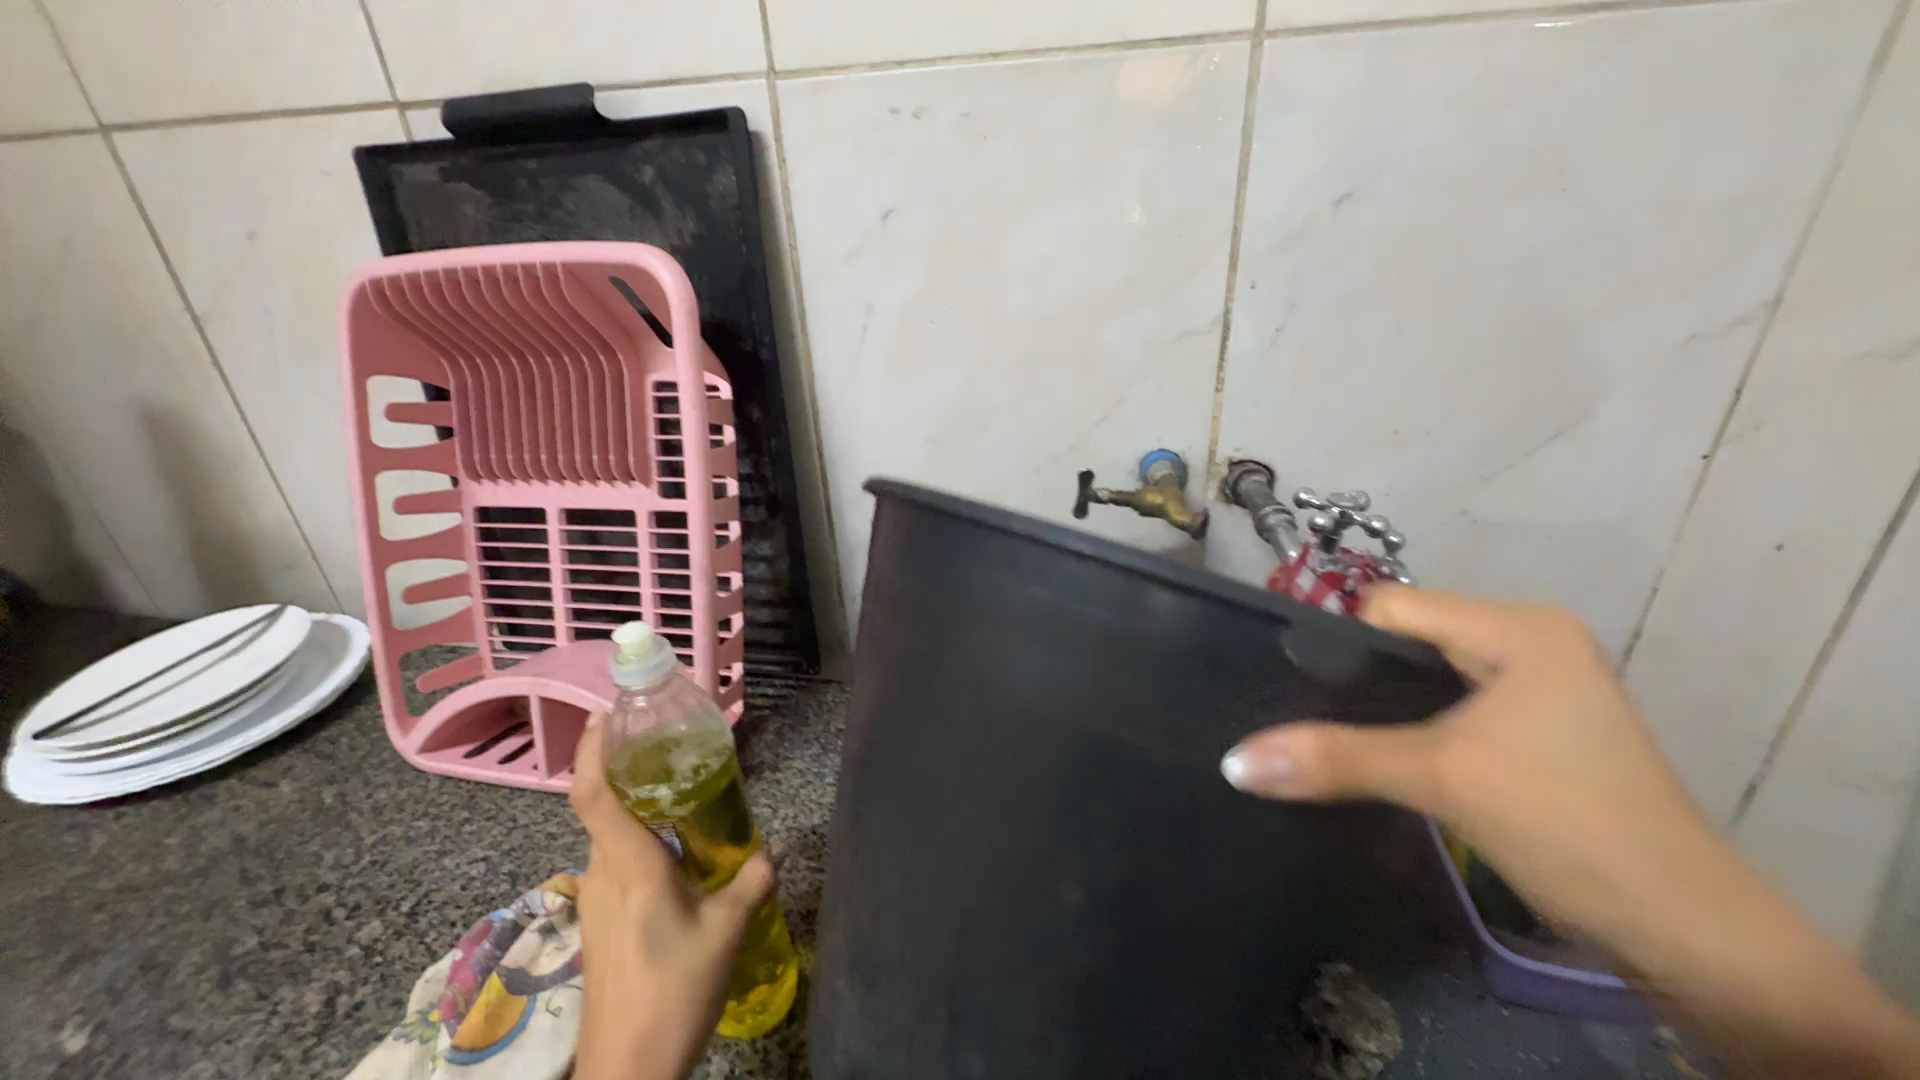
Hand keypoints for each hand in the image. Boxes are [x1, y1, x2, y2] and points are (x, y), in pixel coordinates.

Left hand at [569, 714, 774, 1079]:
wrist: (626, 1072)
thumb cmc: (674, 994)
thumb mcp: (727, 934)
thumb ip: (751, 882)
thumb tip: (769, 851)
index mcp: (629, 867)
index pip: (595, 795)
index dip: (594, 751)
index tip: (607, 715)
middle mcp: (602, 875)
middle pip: (604, 809)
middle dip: (628, 773)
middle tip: (669, 751)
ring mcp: (595, 902)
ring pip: (611, 839)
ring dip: (638, 813)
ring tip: (682, 801)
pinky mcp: (600, 925)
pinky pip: (617, 866)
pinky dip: (640, 846)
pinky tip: (677, 861)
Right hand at [1221, 585, 1919, 1077]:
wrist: (1679, 927)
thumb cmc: (1565, 822)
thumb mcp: (1439, 779)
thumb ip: (1333, 759)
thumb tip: (1232, 761)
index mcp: (1519, 627)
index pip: (1392, 607)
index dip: (1341, 646)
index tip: (1299, 694)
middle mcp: (1529, 643)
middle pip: (1406, 642)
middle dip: (1355, 684)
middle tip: (1301, 722)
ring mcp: (1535, 691)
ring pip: (1424, 682)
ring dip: (1380, 715)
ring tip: (1329, 746)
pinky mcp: (1534, 735)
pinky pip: (1447, 714)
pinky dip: (1409, 735)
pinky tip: (1377, 764)